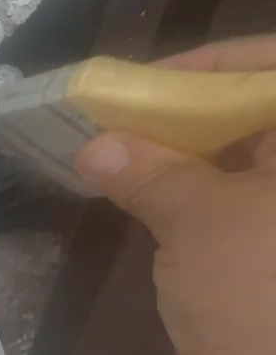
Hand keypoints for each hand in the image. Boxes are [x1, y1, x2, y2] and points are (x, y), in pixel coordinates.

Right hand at [73, 35, 275, 354]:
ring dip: (185, 149)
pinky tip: (148, 191)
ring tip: (118, 155)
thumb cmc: (259, 287)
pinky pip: (243, 188)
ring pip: (249, 150)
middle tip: (116, 120)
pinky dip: (197, 184)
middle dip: (189, 110)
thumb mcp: (198, 221)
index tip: (137, 85)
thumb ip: (151, 175)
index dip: (212, 66)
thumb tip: (96, 145)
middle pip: (262, 109)